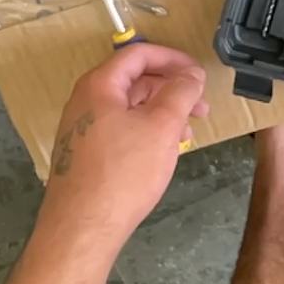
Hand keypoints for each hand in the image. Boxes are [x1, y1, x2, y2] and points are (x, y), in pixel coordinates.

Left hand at [39, 43, 209, 250]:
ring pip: (130, 107)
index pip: (138, 54)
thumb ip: (181, 92)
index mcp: (99, 86)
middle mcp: (86, 102)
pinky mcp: (86, 155)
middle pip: (135, 80)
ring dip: (163, 113)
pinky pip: (122, 129)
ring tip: (187, 133)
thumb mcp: (162, 125)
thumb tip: (192, 74)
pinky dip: (147, 131)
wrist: (82, 230)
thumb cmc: (123, 173)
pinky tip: (164, 151)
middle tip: (201, 106)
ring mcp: (83, 129)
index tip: (198, 74)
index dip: (173, 59)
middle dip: (172, 89)